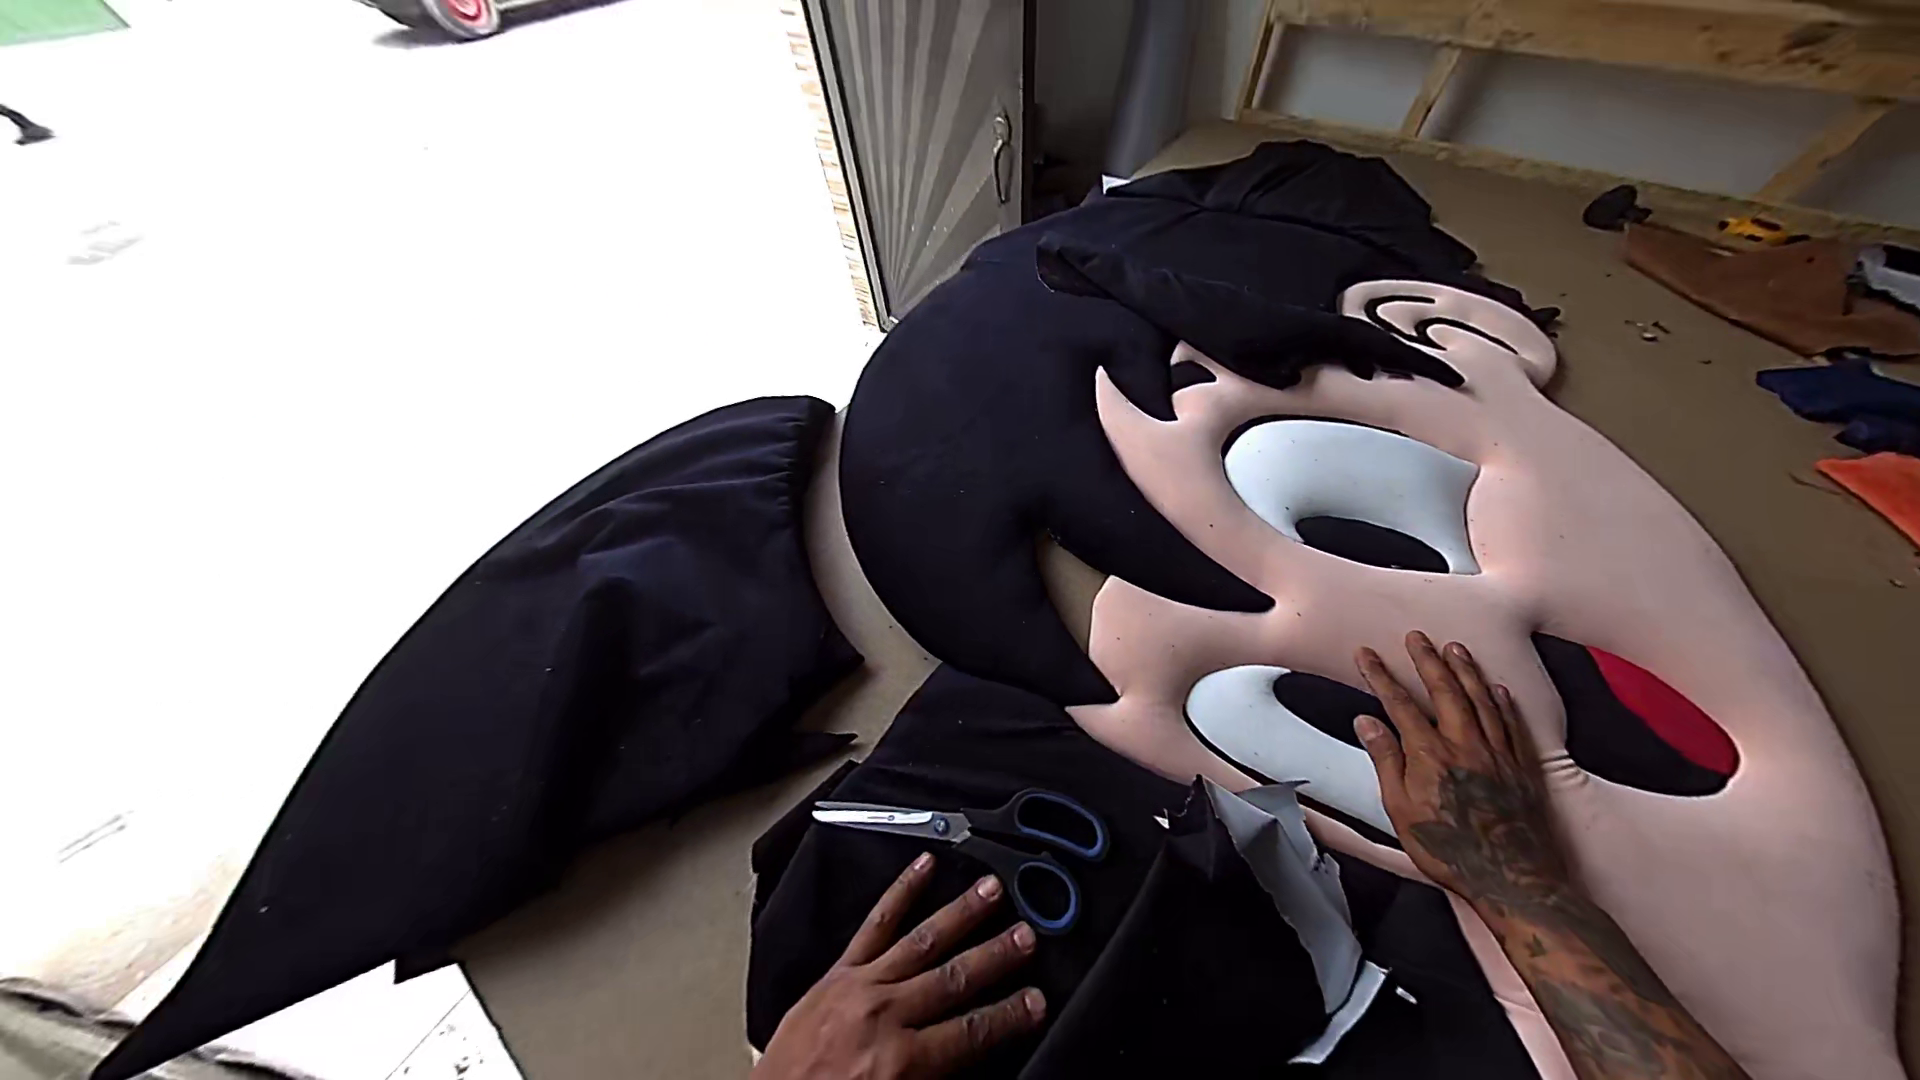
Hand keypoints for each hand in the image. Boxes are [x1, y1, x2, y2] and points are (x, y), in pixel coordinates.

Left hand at [753, 853, 1046, 1079]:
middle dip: (996, 956)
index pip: (970, 1033)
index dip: (1008, 1016)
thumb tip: (972, 1052)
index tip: (1035, 1000)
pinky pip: (876, 921)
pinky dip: (902, 890)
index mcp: (900, 1063)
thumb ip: (933, 1074)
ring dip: (962, 913)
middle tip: (1026, 935)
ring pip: (923, 940)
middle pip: (954, 978)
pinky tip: (923, 866)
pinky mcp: (840, 969)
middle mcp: (885, 1015)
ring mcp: (862, 984)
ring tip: (991, 890)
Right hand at [1352, 631, 1576, 912]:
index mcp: (1430, 755)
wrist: (1514, 883)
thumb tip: (1367, 722)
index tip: (1367, 655)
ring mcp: (1498, 756)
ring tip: (1455, 648)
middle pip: (1444, 692)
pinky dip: (1502, 703)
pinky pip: (1512, 726)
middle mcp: (1466, 747)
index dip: (1380, 675)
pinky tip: (1496, 689)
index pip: (1399, 703)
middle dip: (1427, 660)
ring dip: (1466, 671)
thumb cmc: (1450, 849)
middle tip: (1417, 637)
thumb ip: (1385, 759)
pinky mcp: (1523, 770)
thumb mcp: (1400, 806)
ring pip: (1481, 702)